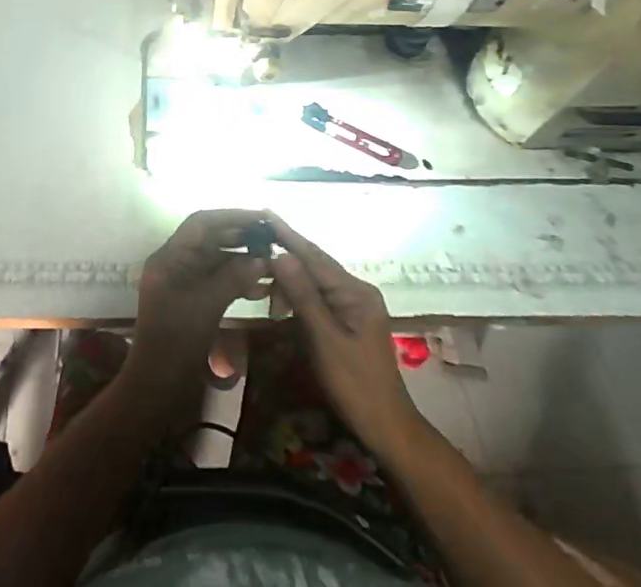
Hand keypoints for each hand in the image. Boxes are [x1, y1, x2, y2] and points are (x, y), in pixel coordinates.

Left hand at [126, 210, 270, 398]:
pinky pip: (217, 281)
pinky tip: (261, 288)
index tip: (262, 217)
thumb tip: (262, 258)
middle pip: (209, 239)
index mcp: (168, 258)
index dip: (232, 217)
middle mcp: (174, 264)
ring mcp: (183, 283)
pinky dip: (237, 281)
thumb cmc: (176, 341)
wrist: (157, 385)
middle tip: (272, 240)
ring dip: (243, 261)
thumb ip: (233, 277)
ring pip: (216, 261)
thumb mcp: (206, 305)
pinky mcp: (192, 301)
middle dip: (241, 238)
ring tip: (272, 265)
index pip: (201, 223)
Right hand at [269, 219, 418, 450]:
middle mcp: (357, 292)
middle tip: (255, 239)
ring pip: (315, 281)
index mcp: (356, 292)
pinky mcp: (348, 321)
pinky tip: (281, 294)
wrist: (385, 425)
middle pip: (316, 265)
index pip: (315, 257)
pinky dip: (298, 294)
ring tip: (261, 270)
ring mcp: (354, 307)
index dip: (289, 236)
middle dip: (287, 252)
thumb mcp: (324, 339)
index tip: (266, 214)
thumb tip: (281, 255)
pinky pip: (318, 297)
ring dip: (289, 277)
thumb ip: (303, 296)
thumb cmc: (355, 383)